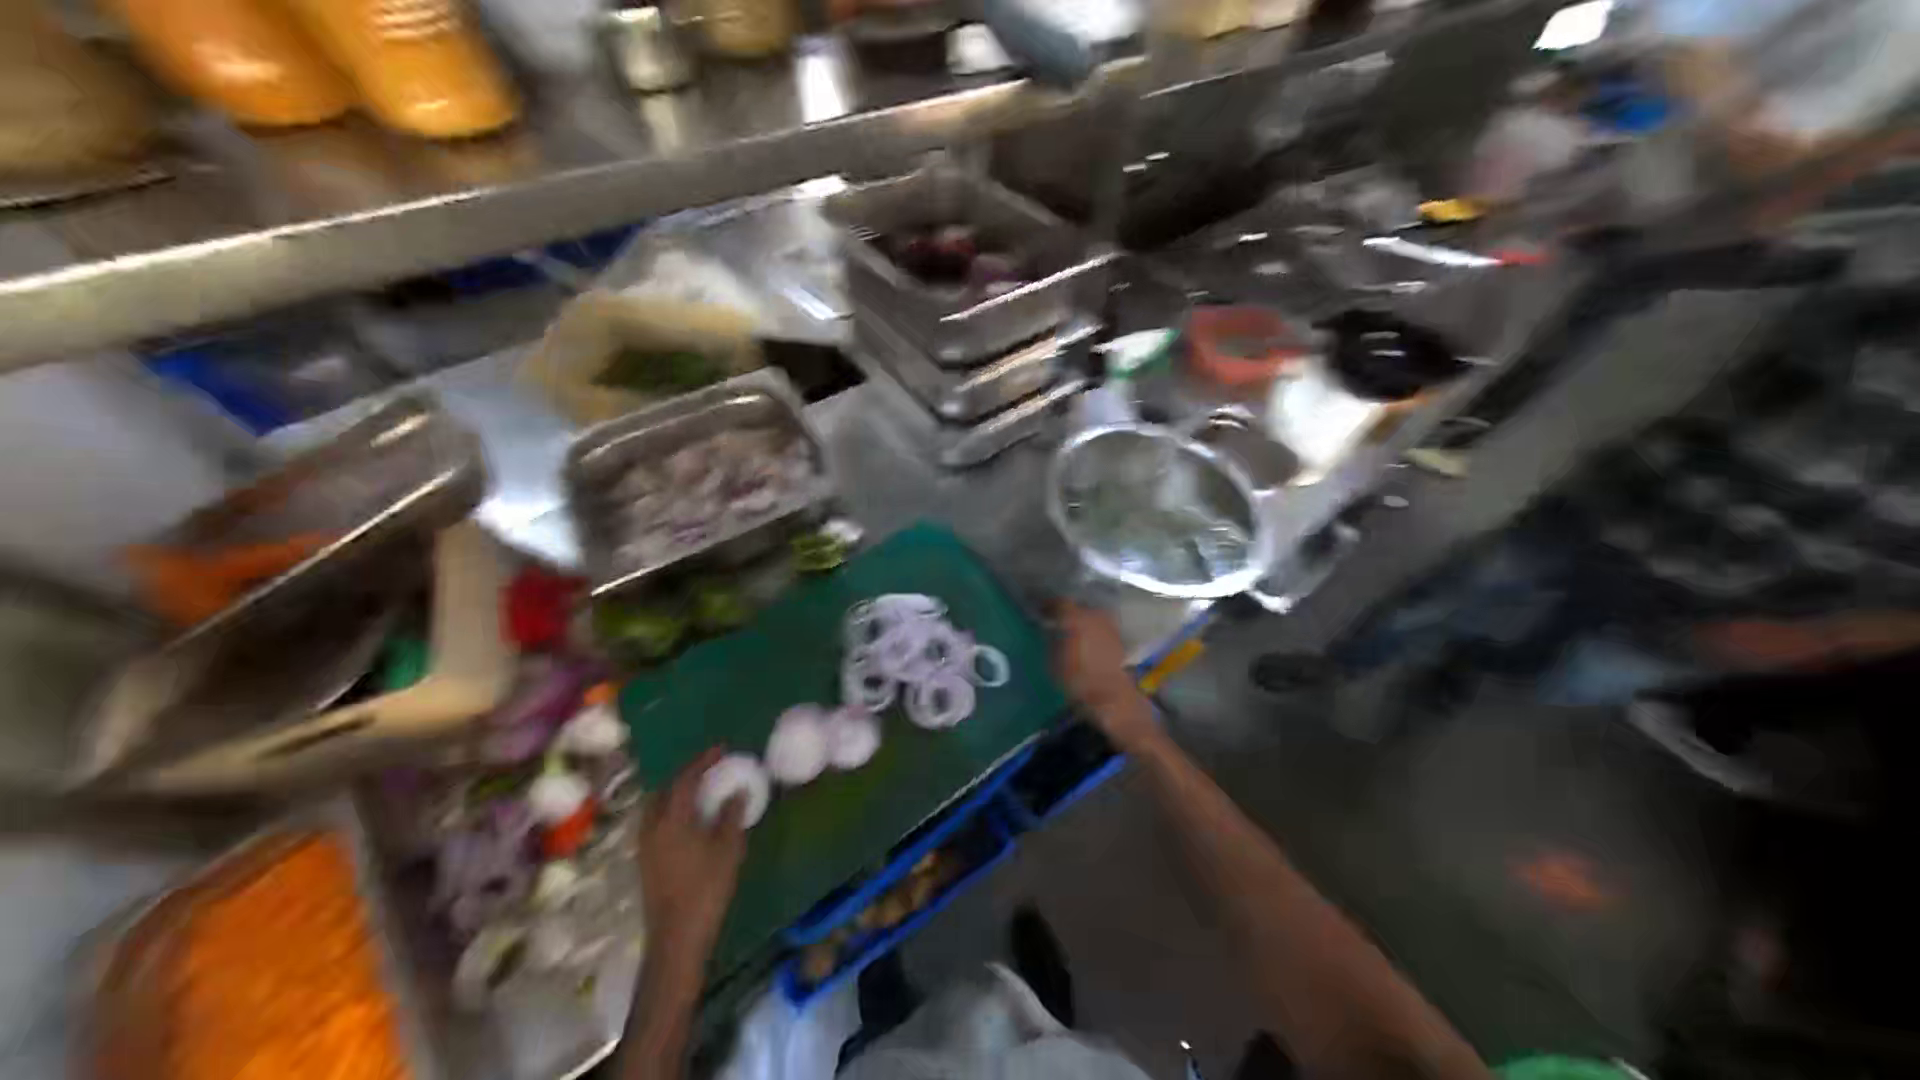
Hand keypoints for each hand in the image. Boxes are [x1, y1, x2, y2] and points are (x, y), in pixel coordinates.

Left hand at [638, 748, 747, 963]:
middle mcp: (652, 826)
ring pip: (657, 806)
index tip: (721, 748)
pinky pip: (656, 821)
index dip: (703, 761)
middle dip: (686, 775)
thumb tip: (737, 791)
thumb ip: (731, 815)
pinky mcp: (645, 860)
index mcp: (672, 819)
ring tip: (700, 791)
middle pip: (665, 789)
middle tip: (710, 768)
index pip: (686, 779)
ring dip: (677, 793)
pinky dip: (672, 810)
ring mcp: (645, 845)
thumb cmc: (706, 889)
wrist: (676, 937)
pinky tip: (689, 819)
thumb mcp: (727, 849)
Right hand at [1054, 601, 1159, 752]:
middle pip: (1076, 606)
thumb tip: (1047, 628)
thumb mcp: (1053, 661)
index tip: (1038, 611)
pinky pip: (1099, 626)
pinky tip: (1084, 639)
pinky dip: (1091, 629)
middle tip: (1053, 619)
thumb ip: (1050, 639)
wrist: (1112, 698)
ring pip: (1090, 614)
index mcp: (1075, 617)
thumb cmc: (1078, 680)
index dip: (1047, 605)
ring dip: (1079, 619)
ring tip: (1068, 629)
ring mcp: (1108, 625)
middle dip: (1064, 611)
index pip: (1058, 602)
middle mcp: (1094, 615)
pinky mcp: (1117, 638)